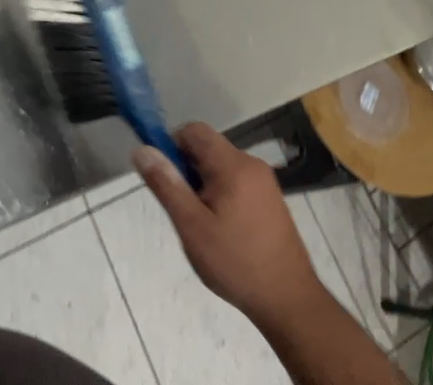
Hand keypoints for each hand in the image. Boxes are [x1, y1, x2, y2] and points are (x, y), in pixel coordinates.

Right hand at [135, 122, 323, 323]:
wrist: (290, 302)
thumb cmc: (236, 262)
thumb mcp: (192, 226)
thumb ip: (165, 184)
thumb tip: (142, 150)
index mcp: (233, 165)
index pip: (194, 130)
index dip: (171, 144)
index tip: (164, 177)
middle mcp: (252, 165)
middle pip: (207, 148)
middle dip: (186, 169)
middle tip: (182, 208)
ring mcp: (265, 183)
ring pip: (220, 167)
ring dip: (202, 184)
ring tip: (201, 224)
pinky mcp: (270, 200)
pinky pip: (236, 182)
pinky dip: (220, 194)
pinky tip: (221, 230)